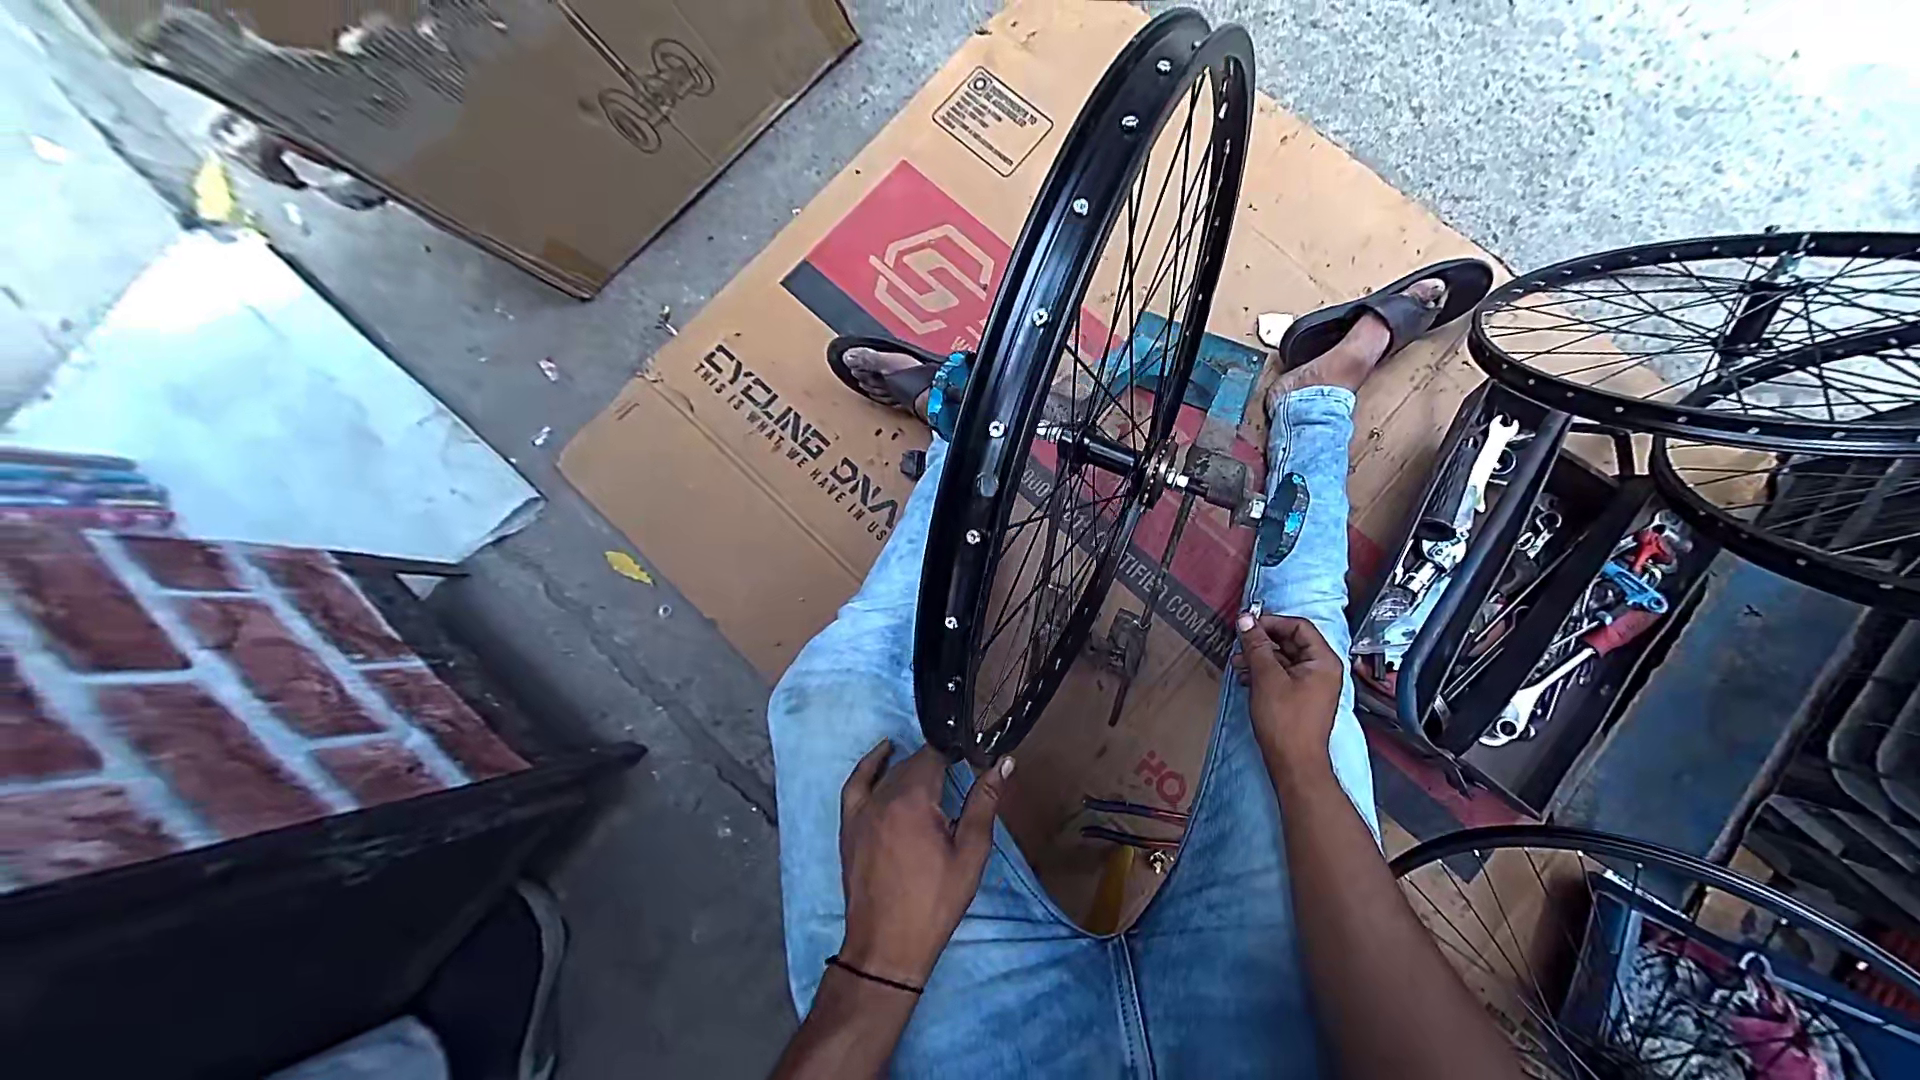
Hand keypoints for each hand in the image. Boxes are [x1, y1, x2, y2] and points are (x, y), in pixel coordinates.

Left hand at [837, 741, 1012, 985]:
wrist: (887, 945)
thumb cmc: (935, 902)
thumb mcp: (970, 853)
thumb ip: (984, 802)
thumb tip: (1003, 763)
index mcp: (914, 800)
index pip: (934, 755)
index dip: (954, 753)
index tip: (971, 759)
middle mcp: (884, 796)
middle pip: (913, 763)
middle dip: (937, 764)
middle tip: (960, 777)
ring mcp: (862, 809)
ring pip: (891, 773)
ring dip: (912, 768)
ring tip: (935, 777)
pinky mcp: (849, 822)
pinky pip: (857, 782)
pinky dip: (871, 764)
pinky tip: (884, 753)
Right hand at [1233, 613, 1344, 783]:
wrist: (1293, 762)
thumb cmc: (1285, 719)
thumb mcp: (1267, 677)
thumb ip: (1256, 645)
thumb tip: (1246, 619)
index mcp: (1323, 661)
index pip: (1298, 626)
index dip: (1271, 622)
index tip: (1246, 625)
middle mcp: (1322, 669)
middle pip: (1290, 641)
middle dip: (1262, 641)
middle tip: (1238, 643)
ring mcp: (1312, 684)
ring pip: (1283, 658)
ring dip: (1259, 657)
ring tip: (1237, 663)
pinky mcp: (1300, 696)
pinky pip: (1281, 674)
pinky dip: (1263, 671)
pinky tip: (1245, 676)